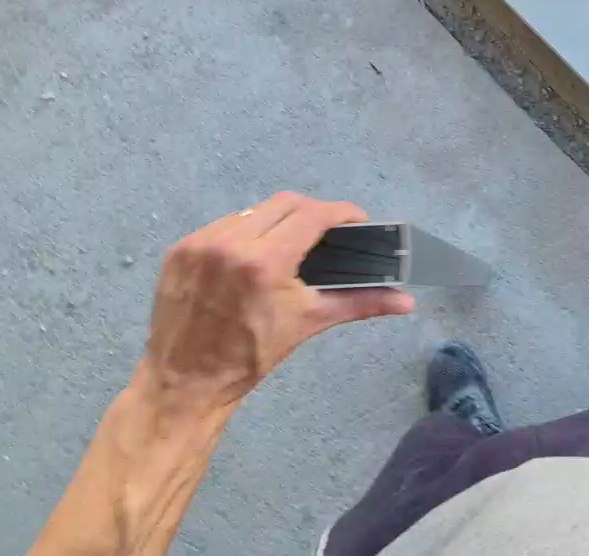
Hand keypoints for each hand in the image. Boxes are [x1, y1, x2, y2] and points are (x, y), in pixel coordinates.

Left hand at [142, 192, 414, 416]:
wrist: (184, 385)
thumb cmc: (252, 356)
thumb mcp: (309, 322)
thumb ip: (361, 303)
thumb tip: (408, 302)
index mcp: (265, 262)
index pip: (314, 214)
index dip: (341, 212)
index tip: (357, 221)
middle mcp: (231, 244)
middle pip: (287, 203)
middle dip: (312, 212)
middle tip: (326, 234)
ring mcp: (201, 244)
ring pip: (255, 210)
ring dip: (279, 220)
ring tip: (289, 243)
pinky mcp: (180, 249)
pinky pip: (226, 224)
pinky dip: (247, 232)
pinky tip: (254, 253)